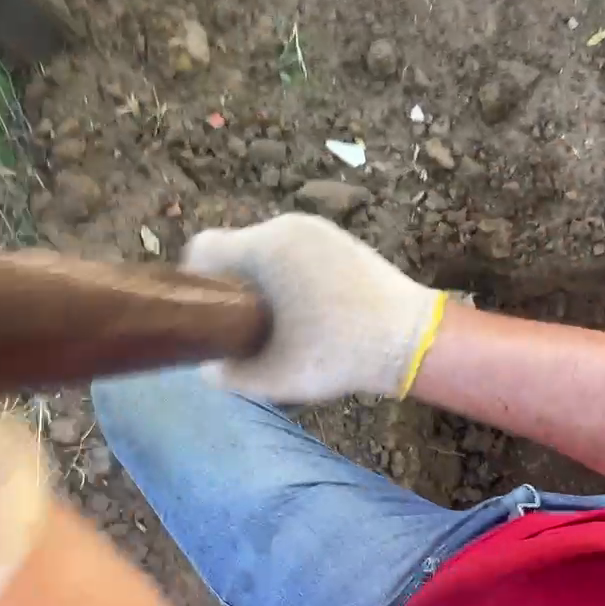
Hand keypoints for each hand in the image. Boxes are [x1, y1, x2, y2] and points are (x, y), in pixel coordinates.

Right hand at [181, 213, 445, 401]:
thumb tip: (207, 366)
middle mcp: (287, 226)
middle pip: (236, 249)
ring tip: (277, 323)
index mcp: (264, 248)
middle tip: (242, 326)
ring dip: (262, 282)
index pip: (203, 247)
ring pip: (267, 251)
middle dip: (231, 285)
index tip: (207, 314)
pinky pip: (296, 252)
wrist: (409, 341)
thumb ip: (228, 374)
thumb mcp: (273, 378)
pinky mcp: (341, 240)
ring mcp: (318, 229)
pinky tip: (307, 311)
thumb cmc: (336, 356)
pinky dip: (290, 276)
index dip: (195, 281)